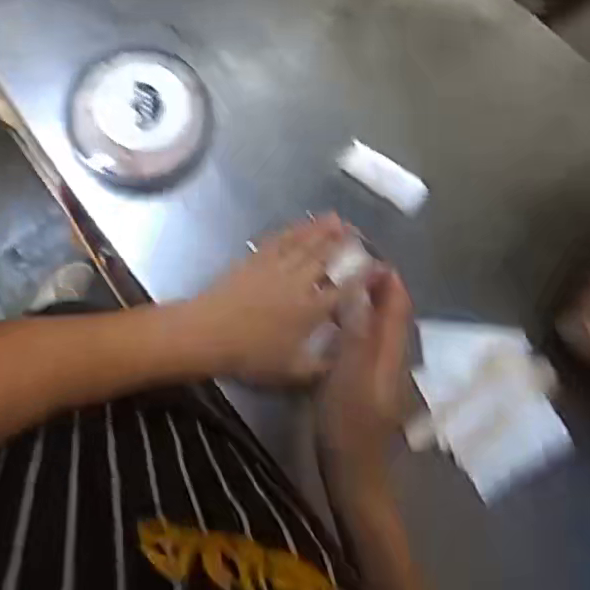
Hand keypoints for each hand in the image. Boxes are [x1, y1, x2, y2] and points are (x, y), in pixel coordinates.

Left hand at [172, 215, 348, 386]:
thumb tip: (342, 358)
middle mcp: (297, 283)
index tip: (381, 264)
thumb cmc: (250, 356)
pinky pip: (278, 240)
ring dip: (320, 229)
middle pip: (325, 257)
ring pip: (303, 243)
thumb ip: (321, 365)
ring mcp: (274, 267)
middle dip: (344, 242)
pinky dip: (292, 230)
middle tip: (358, 231)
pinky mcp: (253, 260)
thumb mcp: (292, 371)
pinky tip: (299, 225)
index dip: (365, 275)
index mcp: (311, 310)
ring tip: (336, 218)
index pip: (345, 288)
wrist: (208, 333)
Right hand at [317, 265, 414, 475]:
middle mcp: (390, 359)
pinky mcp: (364, 384)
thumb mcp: (349, 373)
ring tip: (339, 283)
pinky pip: (365, 342)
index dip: (388, 279)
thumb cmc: (349, 423)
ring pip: (378, 328)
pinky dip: (356, 323)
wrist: (352, 474)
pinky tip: (334, 323)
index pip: (397, 307)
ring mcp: (378, 374)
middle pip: (390, 315)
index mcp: (391, 353)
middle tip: (347, 262)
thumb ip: (358, 331)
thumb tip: (361, 288)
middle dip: (376, 286)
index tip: (367, 252)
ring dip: (366, 303)